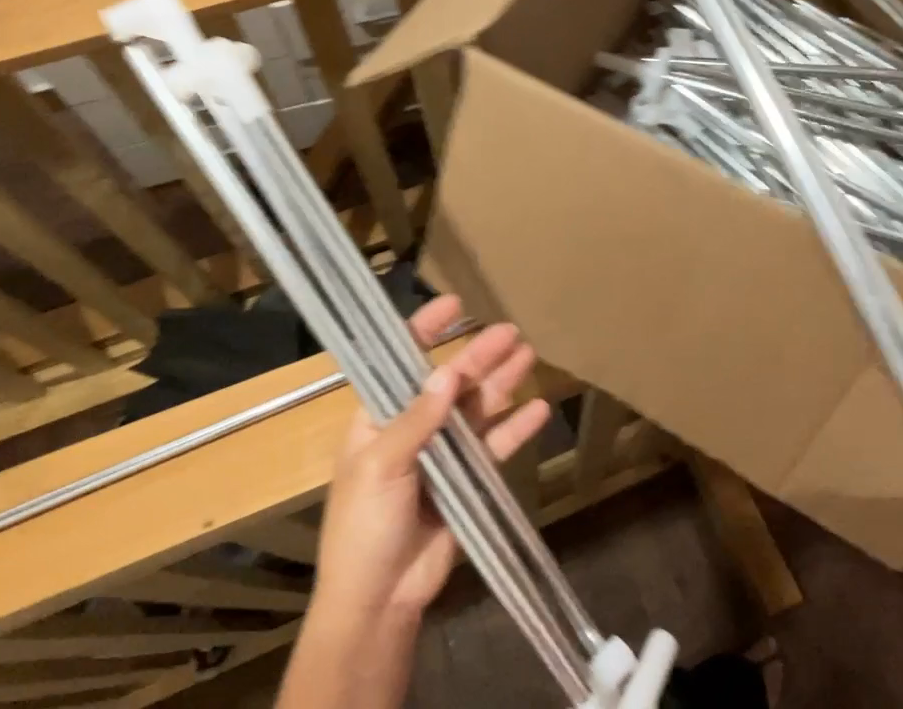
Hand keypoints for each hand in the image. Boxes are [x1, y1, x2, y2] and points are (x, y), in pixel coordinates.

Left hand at [312, 295, 551, 621]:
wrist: (380, 596)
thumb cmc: (364, 526)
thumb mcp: (381, 466)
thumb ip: (417, 419)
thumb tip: (448, 371)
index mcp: (378, 418)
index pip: (401, 363)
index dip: (425, 331)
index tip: (454, 304)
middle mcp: (413, 428)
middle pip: (450, 382)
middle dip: (479, 356)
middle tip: (511, 331)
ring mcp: (443, 454)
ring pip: (476, 410)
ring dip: (501, 383)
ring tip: (529, 355)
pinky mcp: (468, 481)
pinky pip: (495, 446)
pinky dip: (515, 428)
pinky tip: (538, 408)